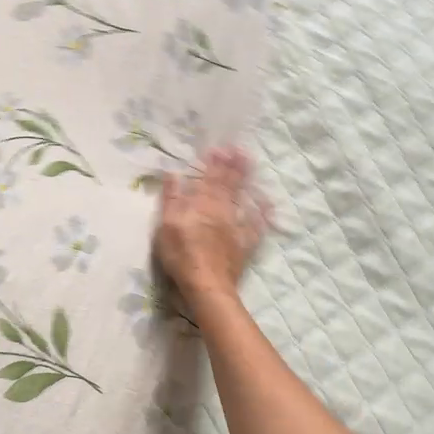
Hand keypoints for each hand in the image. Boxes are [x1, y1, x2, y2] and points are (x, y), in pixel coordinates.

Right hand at [156, 146, 269, 304]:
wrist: (206, 285)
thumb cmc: (181, 255)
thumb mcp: (166, 225)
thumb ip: (171, 199)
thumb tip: (173, 174)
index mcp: (201, 205)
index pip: (209, 179)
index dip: (214, 163)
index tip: (220, 147)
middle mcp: (221, 211)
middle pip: (228, 185)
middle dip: (233, 166)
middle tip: (241, 149)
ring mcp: (235, 227)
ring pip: (242, 199)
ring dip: (246, 181)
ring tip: (251, 165)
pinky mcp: (244, 244)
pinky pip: (256, 226)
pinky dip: (262, 214)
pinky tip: (268, 204)